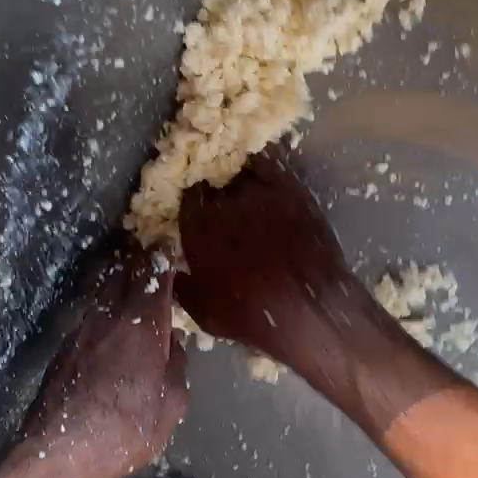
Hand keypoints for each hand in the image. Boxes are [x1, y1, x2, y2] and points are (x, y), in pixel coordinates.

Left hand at [18, 244, 188, 477]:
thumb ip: (177, 368)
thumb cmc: (128, 428)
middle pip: (122, 277)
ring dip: (116, 290)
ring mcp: (80, 333)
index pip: (154, 277)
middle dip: (136, 266)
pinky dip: (103, 319)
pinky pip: (89, 324)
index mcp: (143, 325)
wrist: (63, 451)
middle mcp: (109, 319)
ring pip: (102, 298)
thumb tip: (173, 347)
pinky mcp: (63, 352)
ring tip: (129, 292)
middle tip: (147, 263)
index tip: (166, 250)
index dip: (162, 261)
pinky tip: (109, 335)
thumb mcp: (172, 403)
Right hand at [175, 151, 363, 366]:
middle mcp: (222, 203)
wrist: (305, 308)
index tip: (201, 210)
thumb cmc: (249, 316)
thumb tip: (172, 271)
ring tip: (245, 186)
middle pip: (214, 184)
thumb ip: (182, 285)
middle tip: (226, 203)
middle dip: (217, 191)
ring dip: (239, 176)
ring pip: (241, 171)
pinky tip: (263, 165)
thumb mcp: (203, 312)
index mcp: (197, 229)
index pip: (188, 200)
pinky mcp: (290, 188)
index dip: (194, 204)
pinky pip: (270, 161)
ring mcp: (258, 192)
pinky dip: (263, 160)